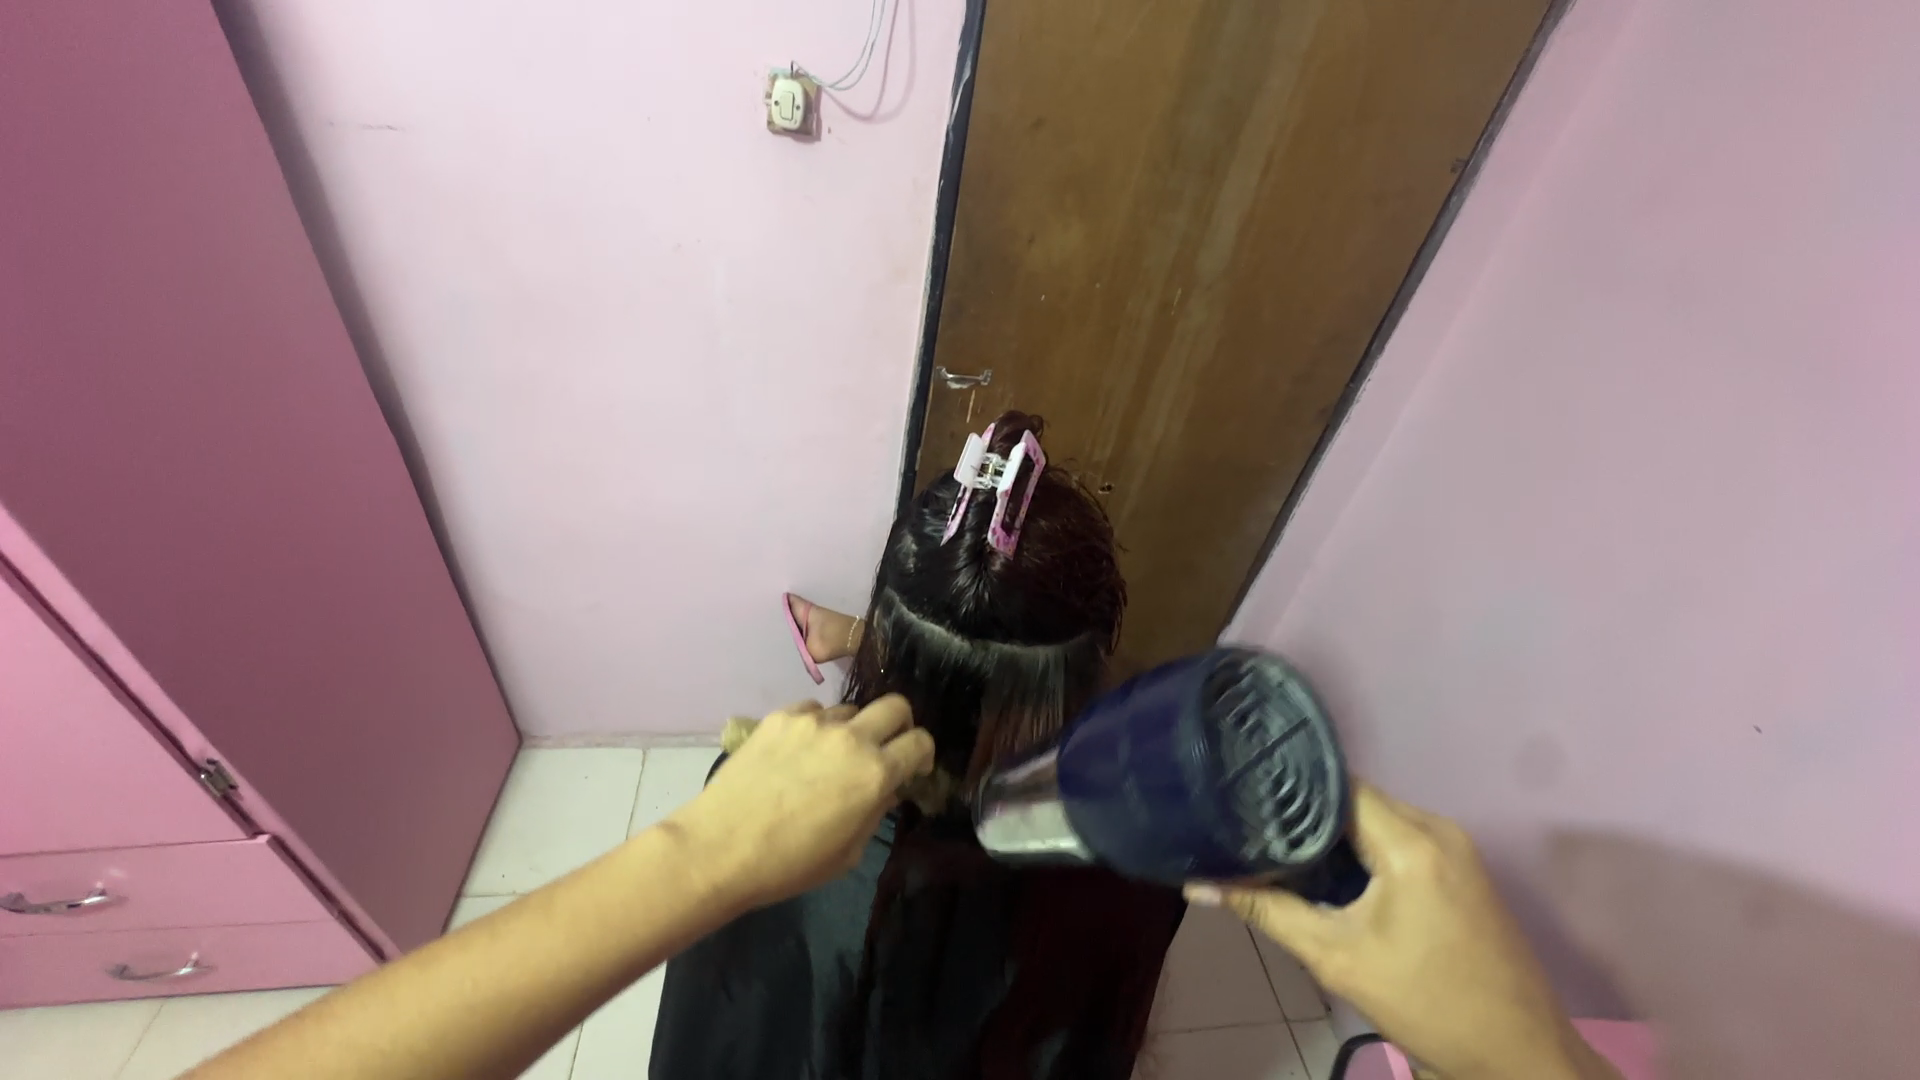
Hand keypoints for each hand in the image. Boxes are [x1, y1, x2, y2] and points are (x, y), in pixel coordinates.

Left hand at [666, 696, 933, 910]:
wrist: (719, 849)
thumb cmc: (789, 864)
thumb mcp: (848, 852)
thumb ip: (875, 811)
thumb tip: (886, 788)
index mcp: (875, 773)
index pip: (920, 742)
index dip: (923, 754)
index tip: (913, 768)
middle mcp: (851, 738)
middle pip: (896, 705)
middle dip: (899, 724)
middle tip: (884, 747)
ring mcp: (814, 722)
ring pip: (850, 709)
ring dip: (850, 729)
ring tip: (828, 756)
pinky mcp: (781, 717)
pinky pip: (812, 712)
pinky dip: (814, 728)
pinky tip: (796, 753)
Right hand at [1189, 786, 1620, 1079]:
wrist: (1520, 1060)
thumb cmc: (1427, 1006)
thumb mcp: (1336, 957)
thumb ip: (1266, 910)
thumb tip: (1197, 884)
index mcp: (1411, 841)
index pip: (1335, 784)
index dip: (1285, 784)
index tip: (1240, 789)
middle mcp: (1436, 828)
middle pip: (1353, 797)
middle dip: (1302, 808)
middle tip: (1247, 817)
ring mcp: (1453, 847)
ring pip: (1373, 815)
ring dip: (1330, 828)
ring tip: (1274, 839)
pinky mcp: (1458, 867)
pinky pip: (1395, 834)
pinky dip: (1358, 844)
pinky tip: (1324, 866)